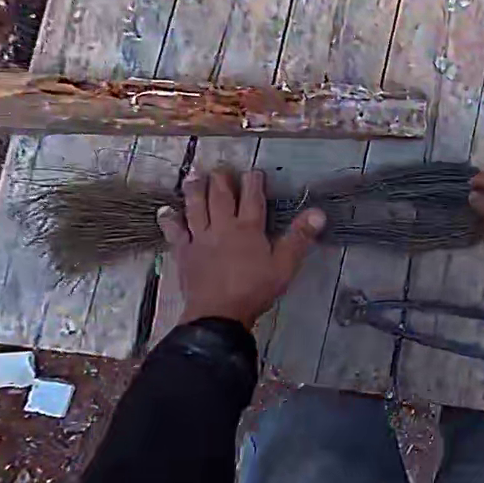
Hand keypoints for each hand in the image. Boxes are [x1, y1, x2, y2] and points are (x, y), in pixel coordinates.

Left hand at [158, 169, 324, 328]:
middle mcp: (223, 227)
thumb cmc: (255, 290)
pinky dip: (170, 220)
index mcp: (248, 228)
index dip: (254, 182)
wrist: (218, 314)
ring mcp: (200, 239)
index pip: (253, 198)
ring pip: (196, 208)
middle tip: (220, 168)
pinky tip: (166, 211)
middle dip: (222, 180)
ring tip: (194, 176)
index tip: (254, 171)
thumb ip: (299, 237)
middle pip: (221, 197)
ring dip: (195, 191)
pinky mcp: (184, 253)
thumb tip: (318, 212)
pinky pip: (175, 232)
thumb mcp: (285, 266)